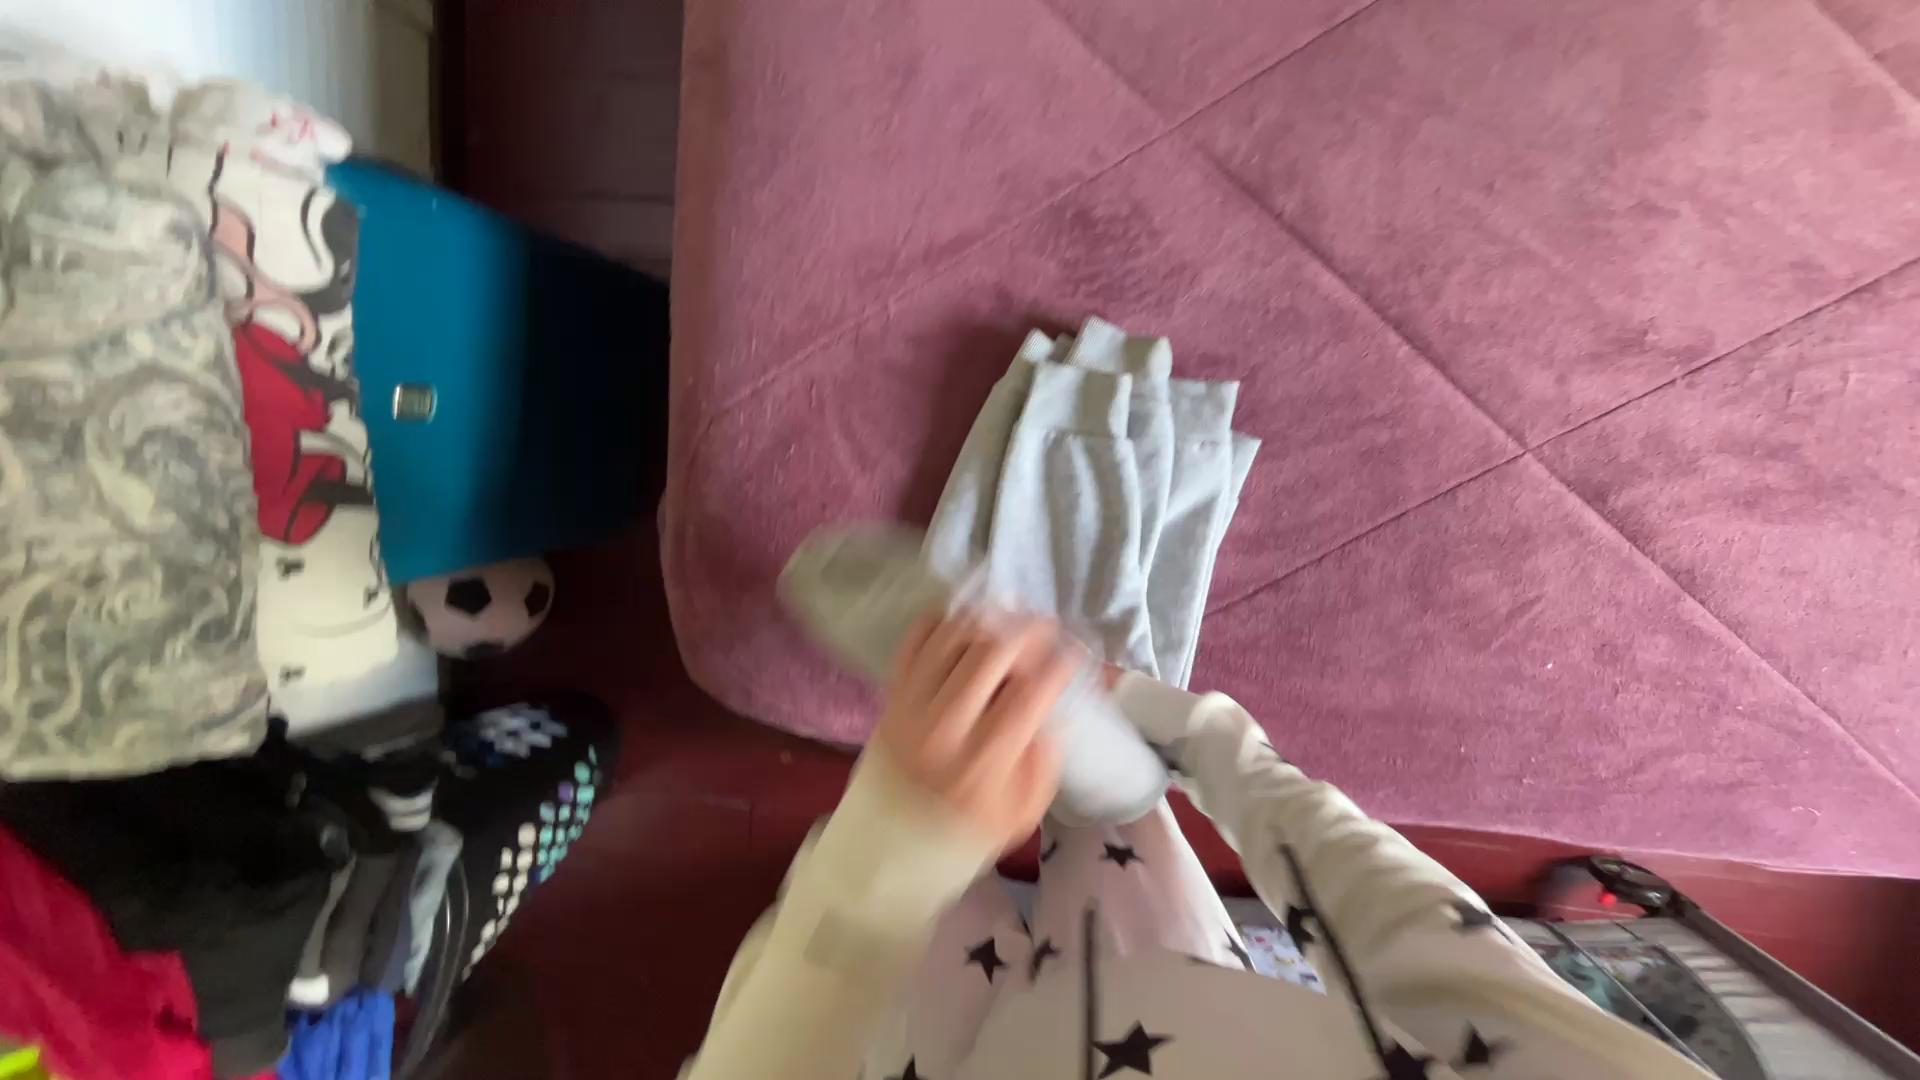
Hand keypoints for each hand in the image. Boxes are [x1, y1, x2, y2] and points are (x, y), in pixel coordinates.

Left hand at [874, 612, 1069, 852]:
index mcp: (981, 763)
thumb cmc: (966, 825)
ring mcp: (910, 704)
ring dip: (989, 618)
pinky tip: (967, 623)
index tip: (1075, 654)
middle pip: (990, 654)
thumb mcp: (1022, 810)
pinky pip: (916, 637)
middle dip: (1028, 630)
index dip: (1059, 665)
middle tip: (1046, 626)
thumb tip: (1052, 704)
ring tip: (1010, 619)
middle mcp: (942, 728)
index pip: (1028, 694)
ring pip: (954, 636)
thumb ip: (1044, 758)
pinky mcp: (891, 691)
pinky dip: (944, 620)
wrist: (892, 835)